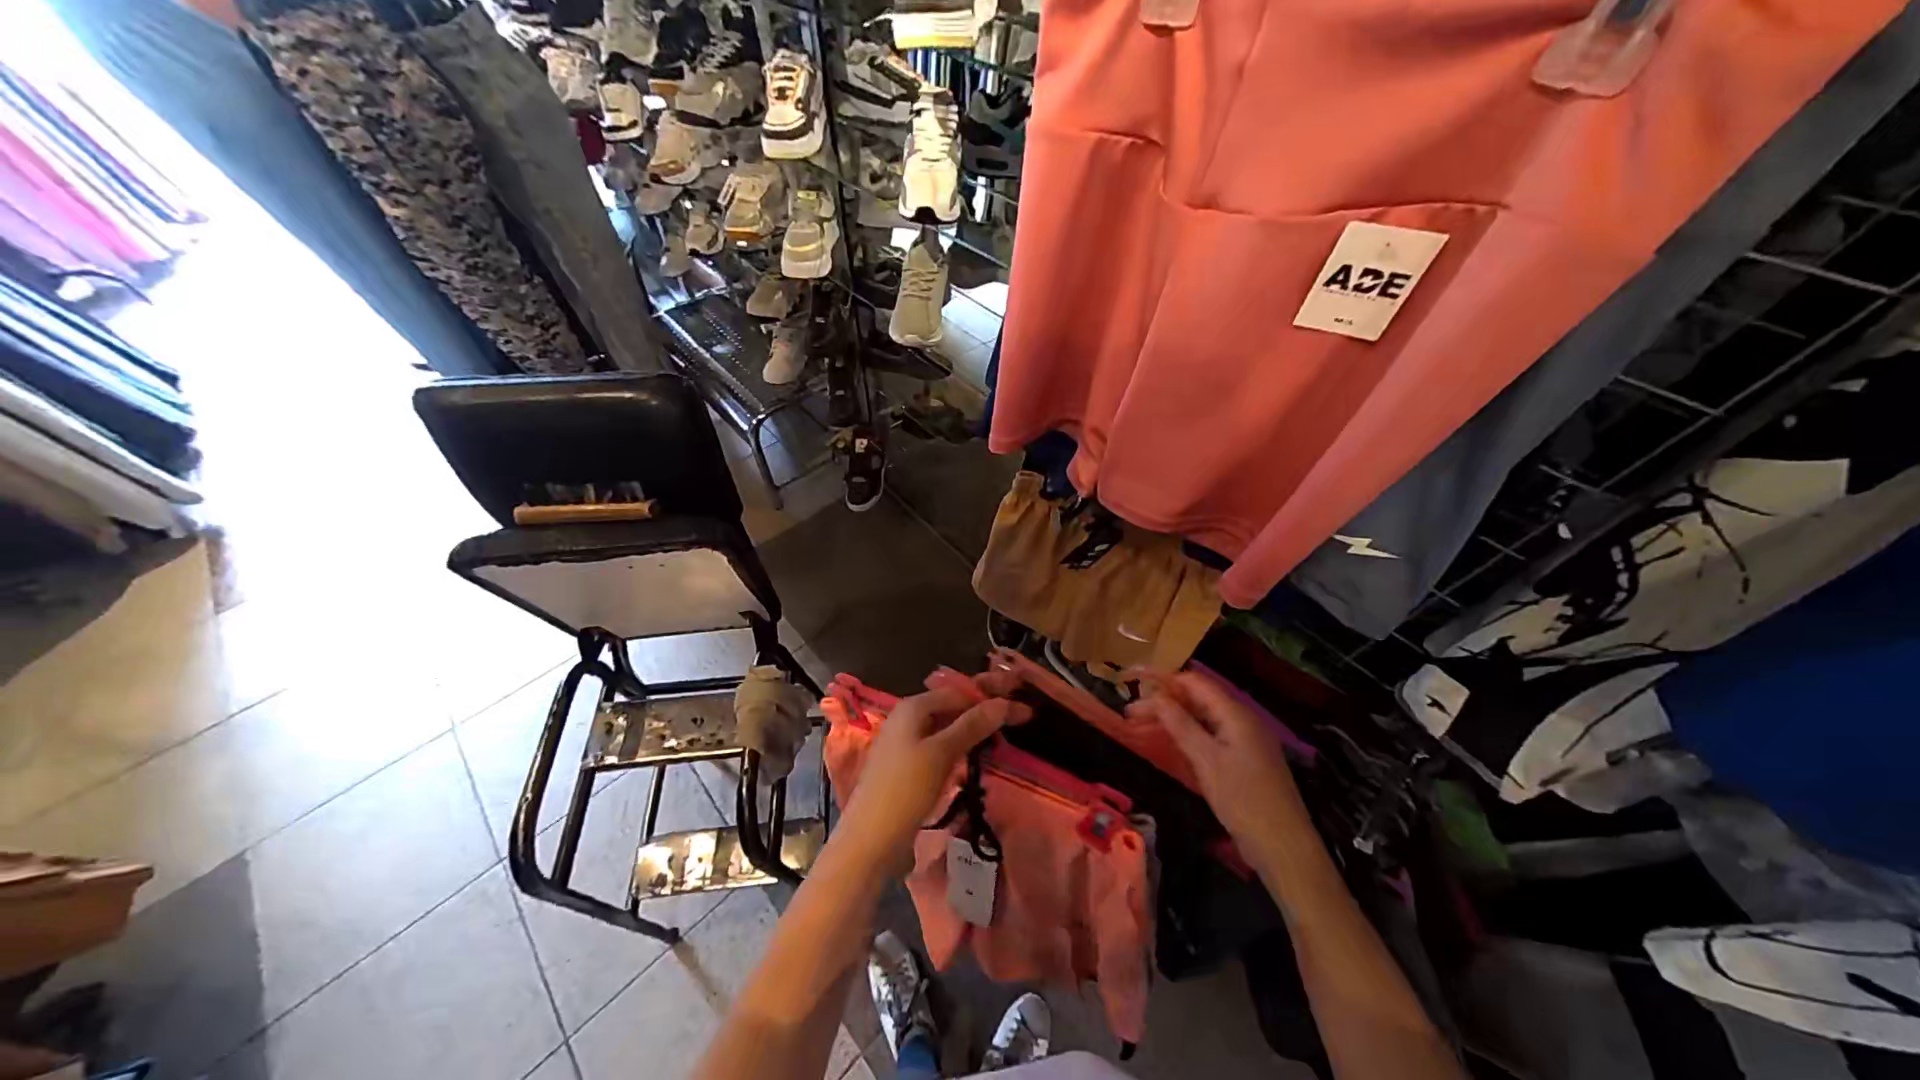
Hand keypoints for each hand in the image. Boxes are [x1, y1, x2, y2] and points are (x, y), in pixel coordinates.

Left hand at [837, 669, 1028, 866]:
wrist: (870, 840)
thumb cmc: (905, 790)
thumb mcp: (941, 753)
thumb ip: (972, 725)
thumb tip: (1003, 702)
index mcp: (913, 707)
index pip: (960, 691)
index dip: (993, 696)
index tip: (1024, 707)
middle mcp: (909, 719)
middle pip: (954, 706)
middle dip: (987, 708)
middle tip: (1023, 717)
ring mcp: (908, 743)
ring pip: (949, 727)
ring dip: (976, 728)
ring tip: (1006, 734)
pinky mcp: (910, 767)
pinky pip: (942, 746)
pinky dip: (962, 746)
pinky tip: (979, 754)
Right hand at [1126, 670, 1306, 847]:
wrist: (1284, 847)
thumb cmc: (1243, 799)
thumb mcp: (1206, 760)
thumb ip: (1180, 725)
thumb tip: (1154, 697)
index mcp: (1236, 714)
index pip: (1194, 682)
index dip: (1163, 680)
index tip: (1132, 684)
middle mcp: (1242, 721)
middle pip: (1198, 699)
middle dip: (1164, 702)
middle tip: (1130, 714)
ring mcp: (1245, 742)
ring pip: (1203, 719)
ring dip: (1173, 720)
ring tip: (1141, 728)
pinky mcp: (1244, 762)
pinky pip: (1211, 737)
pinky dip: (1187, 736)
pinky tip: (1170, 744)